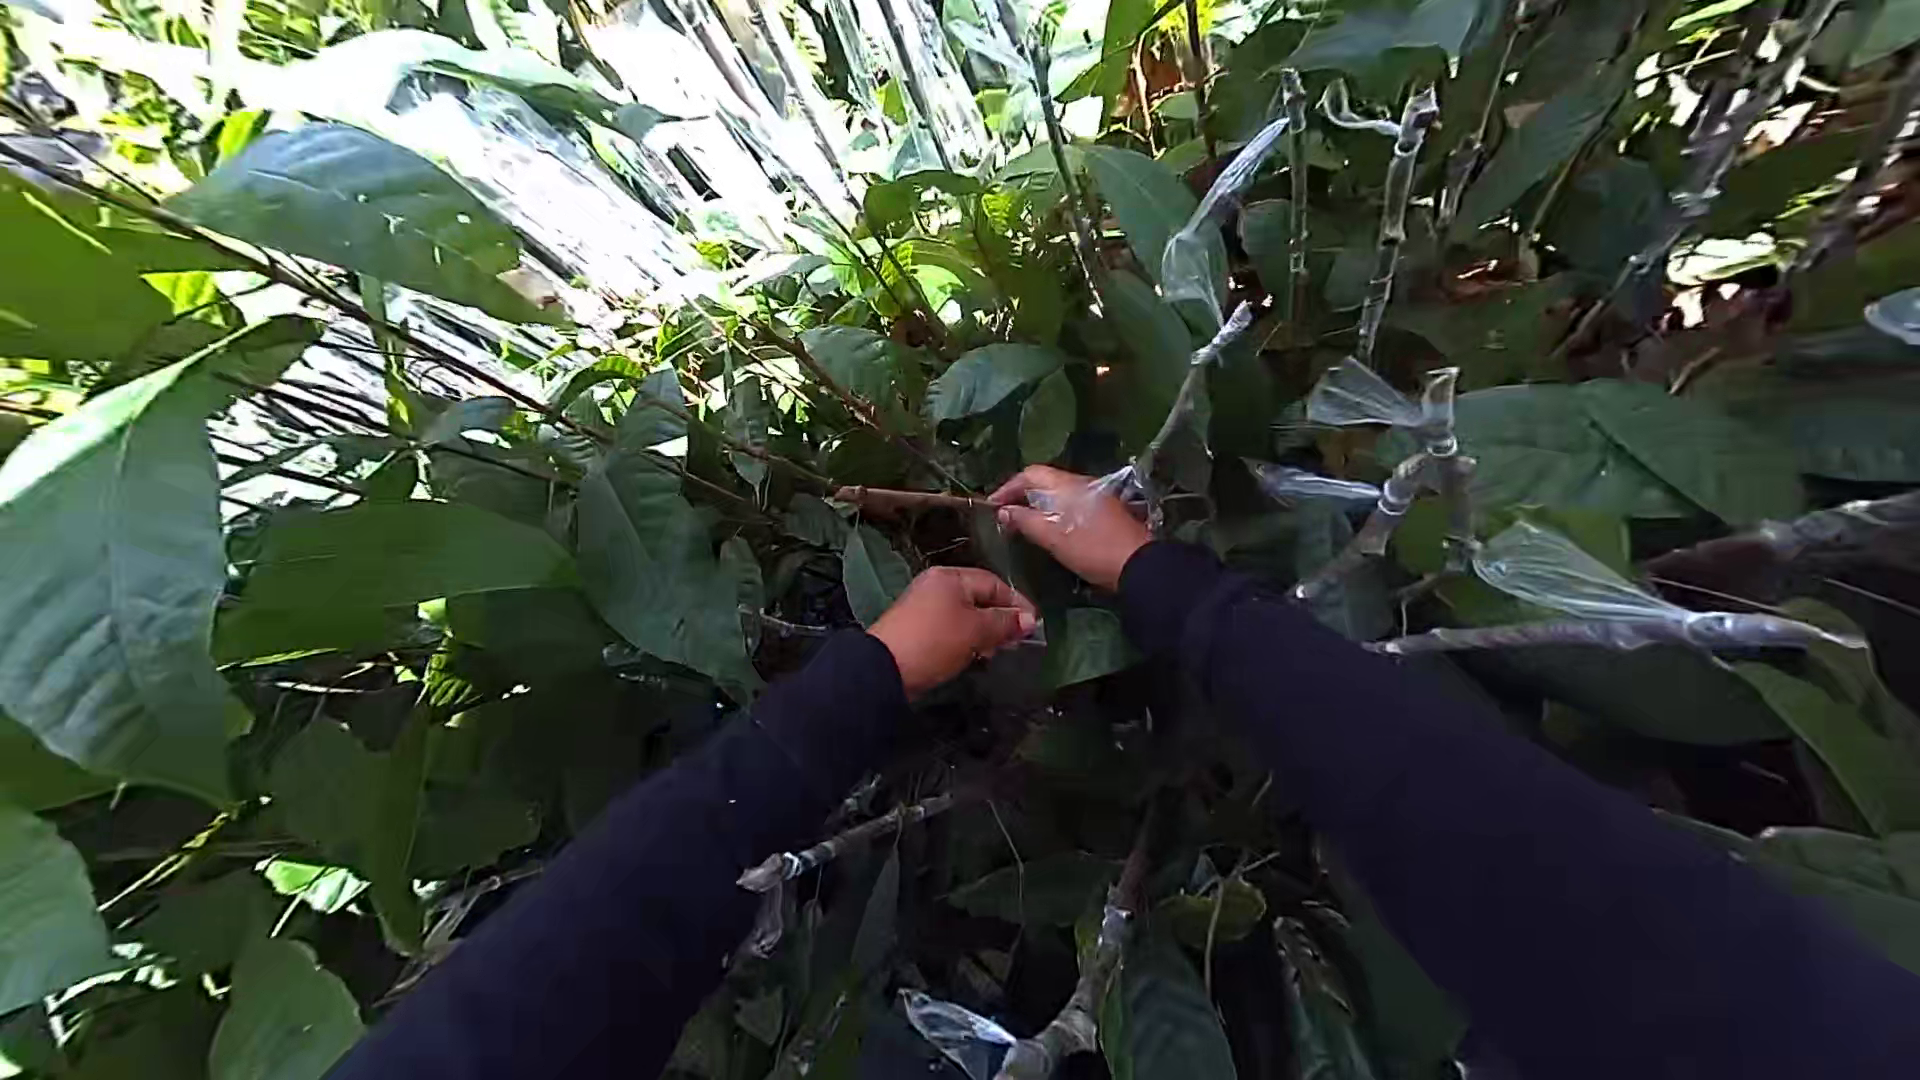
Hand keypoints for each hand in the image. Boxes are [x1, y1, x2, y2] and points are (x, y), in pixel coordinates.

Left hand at [869, 567, 1037, 697]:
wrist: (885, 668)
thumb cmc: (935, 641)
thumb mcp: (976, 630)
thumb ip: (1005, 622)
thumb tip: (1031, 620)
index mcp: (950, 577)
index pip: (993, 583)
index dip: (1017, 602)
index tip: (1035, 624)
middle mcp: (936, 586)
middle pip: (980, 597)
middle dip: (1002, 618)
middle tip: (1019, 640)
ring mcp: (925, 606)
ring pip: (967, 614)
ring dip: (986, 631)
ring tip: (1000, 650)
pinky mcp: (919, 628)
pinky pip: (952, 627)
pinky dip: (968, 638)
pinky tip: (977, 654)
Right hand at [990, 466, 1150, 590]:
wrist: (1138, 565)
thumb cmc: (1091, 549)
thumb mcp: (1052, 537)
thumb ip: (1024, 521)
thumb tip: (1003, 512)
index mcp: (1066, 484)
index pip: (1029, 474)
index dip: (1008, 487)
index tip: (992, 506)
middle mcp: (1080, 484)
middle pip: (1043, 481)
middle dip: (1020, 495)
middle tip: (1004, 515)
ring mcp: (1094, 497)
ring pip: (1057, 494)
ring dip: (1036, 505)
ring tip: (1021, 523)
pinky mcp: (1103, 512)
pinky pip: (1069, 505)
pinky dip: (1052, 512)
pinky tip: (1048, 529)